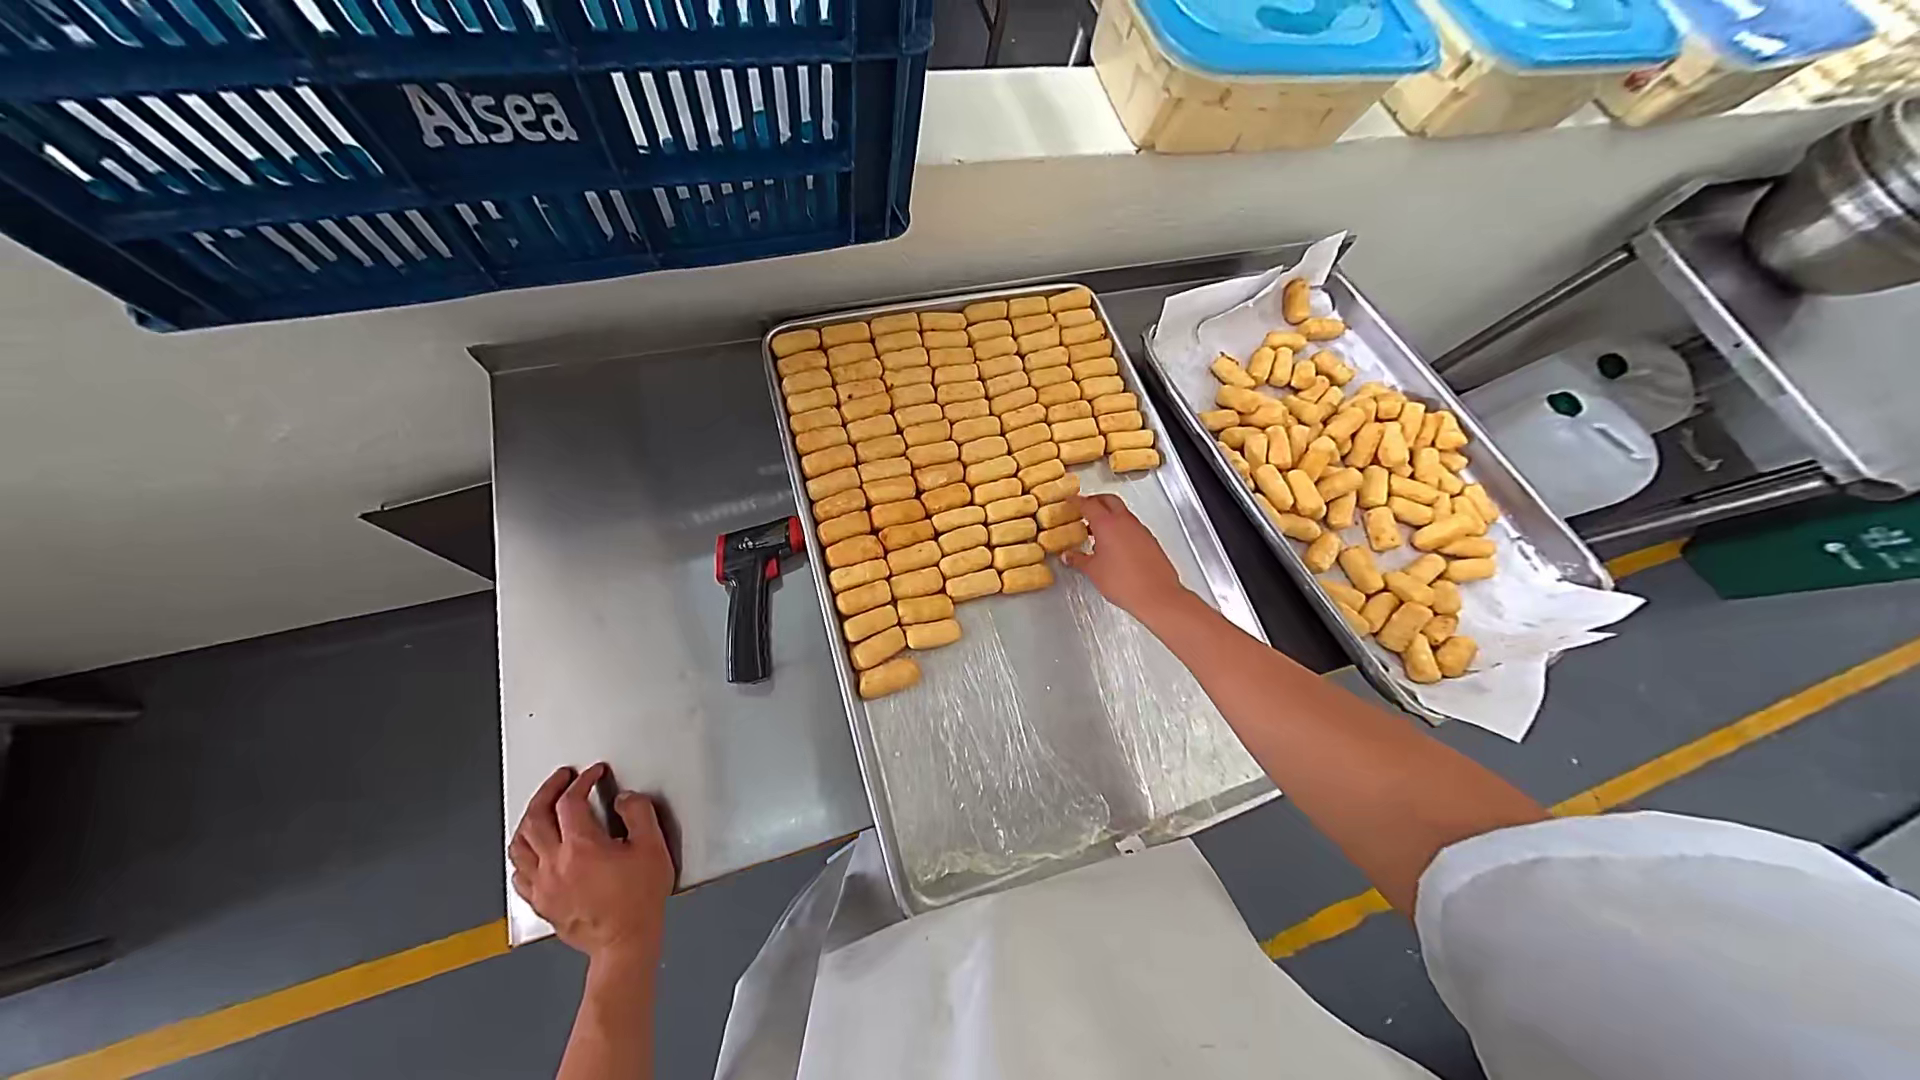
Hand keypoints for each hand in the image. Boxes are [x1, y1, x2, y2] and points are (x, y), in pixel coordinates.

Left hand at [509, 763, 674, 962]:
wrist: (625, 941)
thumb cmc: (638, 900)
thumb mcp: (652, 846)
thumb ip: (638, 813)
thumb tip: (624, 799)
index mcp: (582, 847)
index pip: (570, 802)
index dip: (582, 781)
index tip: (593, 774)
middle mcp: (555, 864)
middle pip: (535, 817)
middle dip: (548, 790)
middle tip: (561, 779)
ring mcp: (543, 885)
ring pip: (519, 844)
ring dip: (529, 818)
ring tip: (542, 808)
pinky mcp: (541, 902)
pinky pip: (519, 872)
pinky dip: (523, 852)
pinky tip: (532, 848)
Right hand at [1062, 494, 1192, 620]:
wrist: (1156, 595)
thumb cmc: (1124, 582)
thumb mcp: (1093, 571)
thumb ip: (1078, 559)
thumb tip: (1069, 556)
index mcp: (1107, 524)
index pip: (1089, 504)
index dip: (1077, 501)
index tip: (1071, 500)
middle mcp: (1125, 522)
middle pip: (1108, 500)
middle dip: (1095, 500)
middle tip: (1084, 507)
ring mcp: (1140, 529)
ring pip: (1122, 512)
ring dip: (1109, 515)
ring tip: (1096, 529)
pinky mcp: (1150, 540)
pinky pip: (1132, 526)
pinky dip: (1121, 528)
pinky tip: (1114, 544)